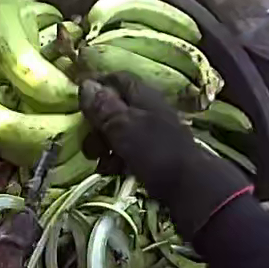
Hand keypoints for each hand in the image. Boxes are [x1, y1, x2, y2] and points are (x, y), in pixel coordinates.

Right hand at [80, 73, 250, 237]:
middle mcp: (149, 110)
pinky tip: (112, 172)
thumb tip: (86, 84)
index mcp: (143, 96)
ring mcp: (153, 133)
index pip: (116, 79)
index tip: (77, 100)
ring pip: (120, 132)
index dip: (96, 85)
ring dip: (104, 145)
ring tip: (100, 162)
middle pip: (115, 108)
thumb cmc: (155, 152)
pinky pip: (129, 151)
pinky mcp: (156, 155)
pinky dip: (117, 159)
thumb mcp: (124, 127)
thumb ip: (104, 107)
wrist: (191, 188)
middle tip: (88, 143)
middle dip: (96, 124)